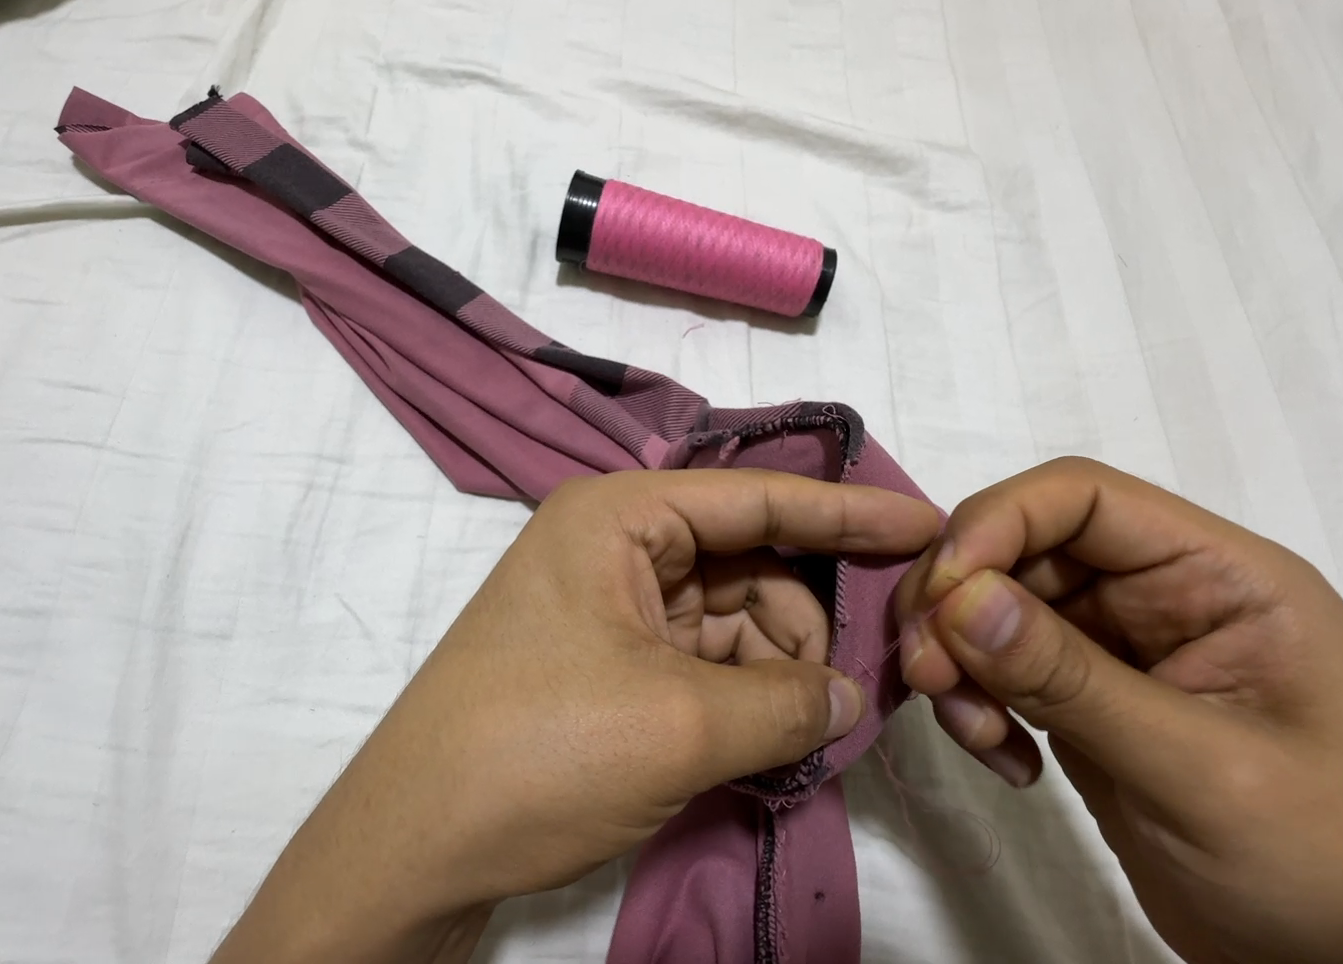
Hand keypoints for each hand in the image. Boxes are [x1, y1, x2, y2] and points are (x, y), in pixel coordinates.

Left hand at [213, 469, 938, 963]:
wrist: (414, 845)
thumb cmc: (539, 752)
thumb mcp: (680, 724)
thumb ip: (788, 703)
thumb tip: (855, 694)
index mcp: (620, 517)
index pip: (756, 498)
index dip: (847, 513)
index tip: (928, 527)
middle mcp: (615, 545)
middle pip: (748, 561)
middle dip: (811, 618)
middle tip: (876, 674)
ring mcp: (610, 606)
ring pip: (731, 618)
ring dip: (780, 668)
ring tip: (818, 726)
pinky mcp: (608, 663)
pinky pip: (702, 660)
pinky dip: (746, 694)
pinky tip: (780, 735)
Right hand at [895, 457, 1342, 963]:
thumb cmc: (1331, 865)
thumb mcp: (1201, 770)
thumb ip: (1072, 679)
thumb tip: (956, 599)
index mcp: (1215, 575)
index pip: (1081, 498)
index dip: (998, 522)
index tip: (940, 592)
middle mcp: (1156, 593)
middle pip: (1018, 551)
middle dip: (957, 604)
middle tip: (925, 675)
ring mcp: (1113, 646)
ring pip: (991, 610)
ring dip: (958, 660)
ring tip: (972, 731)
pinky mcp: (1078, 697)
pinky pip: (996, 669)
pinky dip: (977, 704)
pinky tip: (1005, 761)